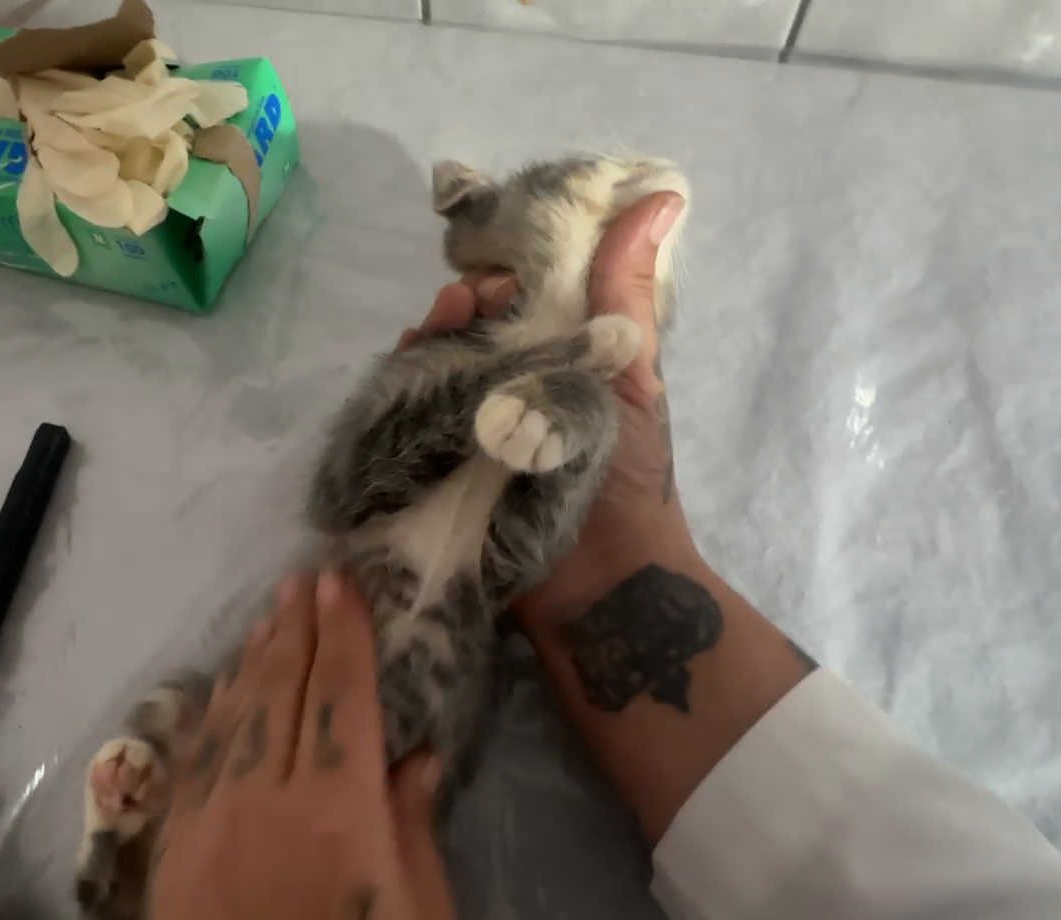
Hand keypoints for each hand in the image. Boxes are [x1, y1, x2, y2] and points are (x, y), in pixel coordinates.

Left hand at [146, 574, 458, 919]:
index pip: (339, 697)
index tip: (341, 585)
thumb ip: (411, 831)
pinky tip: (224, 694)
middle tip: (305, 582)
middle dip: (295, 629)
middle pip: (279, 692)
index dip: (343, 635)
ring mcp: (206, 830)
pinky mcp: (170, 862)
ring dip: (252, 660)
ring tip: (270, 618)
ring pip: (230, 718)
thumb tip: (412, 759)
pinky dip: (213, 716)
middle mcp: (263, 806)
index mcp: (337, 818)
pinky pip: (193, 765)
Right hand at [401, 192, 697, 622]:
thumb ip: (627, 300)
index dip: (498, 285)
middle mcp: (500, 398)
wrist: (601, 583)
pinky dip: (399, 397)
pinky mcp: (432, 472)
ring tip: (434, 327)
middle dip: (454, 311)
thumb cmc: (626, 481)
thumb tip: (662, 196)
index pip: (509, 310)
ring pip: (427, 375)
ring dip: (425, 344)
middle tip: (460, 304)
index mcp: (548, 370)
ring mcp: (461, 437)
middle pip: (460, 338)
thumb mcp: (631, 381)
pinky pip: (404, 426)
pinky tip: (402, 375)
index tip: (501, 281)